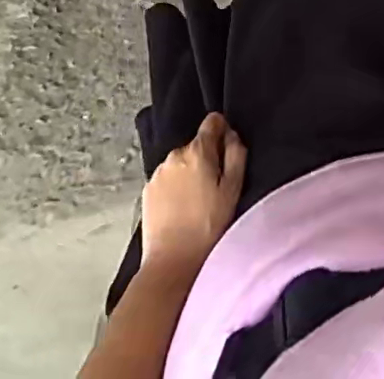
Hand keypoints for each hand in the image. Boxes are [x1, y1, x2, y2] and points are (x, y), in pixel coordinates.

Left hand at [142, 113, 246, 272]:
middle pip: (197, 144)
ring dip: (190, 172)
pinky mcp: (147, 190)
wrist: (172, 263)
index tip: (227, 152)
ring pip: (181, 161)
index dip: (223, 132)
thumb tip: (232, 135)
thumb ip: (236, 154)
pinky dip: (175, 186)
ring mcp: (158, 172)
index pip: (212, 121)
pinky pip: (167, 178)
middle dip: (207, 158)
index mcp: (197, 150)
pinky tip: (181, 209)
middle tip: (214, 187)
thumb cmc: (209, 227)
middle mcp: (174, 154)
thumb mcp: (233, 190)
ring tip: (196, 202)